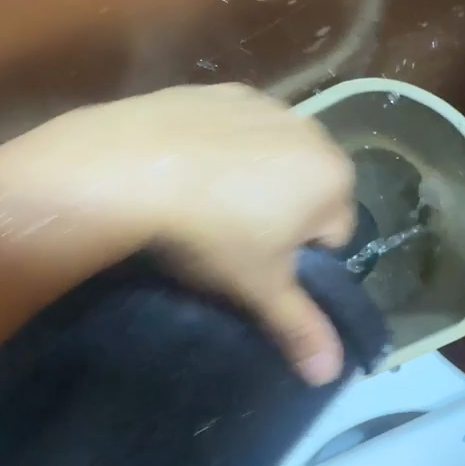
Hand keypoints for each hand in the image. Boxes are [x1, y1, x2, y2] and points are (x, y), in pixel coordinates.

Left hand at [0, 84, 357, 383]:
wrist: (130, 169)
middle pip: (308, 192)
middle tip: (232, 239)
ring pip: (272, 160)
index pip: (334, 235)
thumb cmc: (211, 233)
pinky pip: (235, 132)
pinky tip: (187, 171)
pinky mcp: (219, 91)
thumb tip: (331, 375)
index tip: (257, 266)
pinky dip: (221, 151)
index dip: (297, 259)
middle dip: (280, 217)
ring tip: (206, 206)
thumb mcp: (258, 287)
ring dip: (254, 182)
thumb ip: (299, 328)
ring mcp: (264, 104)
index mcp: (334, 178)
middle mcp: (312, 131)